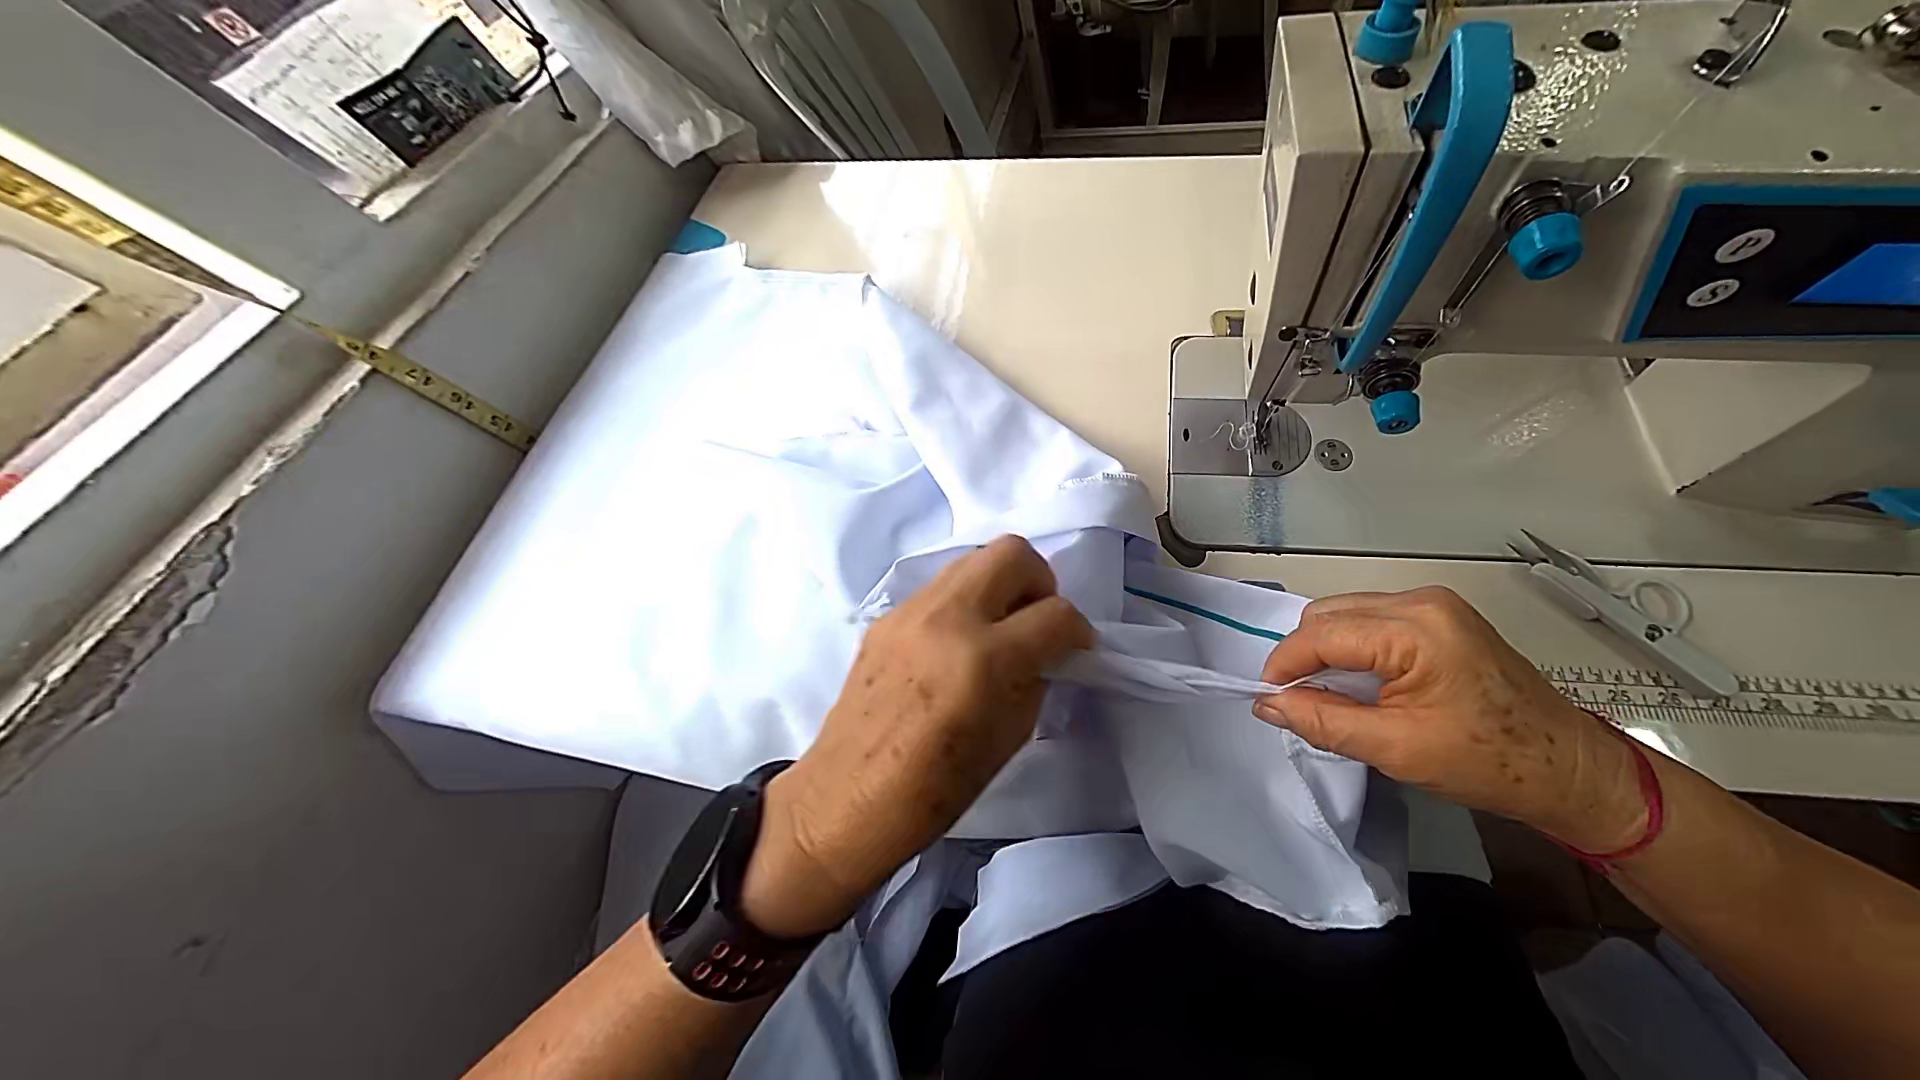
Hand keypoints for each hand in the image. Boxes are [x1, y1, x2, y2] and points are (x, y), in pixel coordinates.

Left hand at [739, 535, 1092, 937]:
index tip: (1076, 649)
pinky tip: (958, 643)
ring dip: (1000, 585)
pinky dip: (964, 602)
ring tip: (1000, 629)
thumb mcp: (1009, 739)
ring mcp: (909, 612)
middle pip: (1012, 553)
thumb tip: (1045, 652)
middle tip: (1038, 622)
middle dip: (1040, 582)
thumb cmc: (934, 790)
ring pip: (972, 560)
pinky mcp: (884, 617)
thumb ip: (1034, 680)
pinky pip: (939, 587)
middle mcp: (946, 617)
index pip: (1056, 613)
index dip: (1078, 631)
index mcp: (984, 658)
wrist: (845, 800)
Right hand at [1252, 587, 1646, 852]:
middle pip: (1327, 615)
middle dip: (1303, 656)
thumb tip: (1267, 704)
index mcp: (1415, 629)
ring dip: (1326, 651)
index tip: (1269, 698)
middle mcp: (1421, 602)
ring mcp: (1433, 604)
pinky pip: (1370, 620)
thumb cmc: (1489, 762)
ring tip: (1332, 694)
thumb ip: (1321, 720)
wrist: (1570, 769)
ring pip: (1344, 614)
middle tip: (1302, 701)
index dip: (1284, 665)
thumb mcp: (1393, 747)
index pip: (1320, 634)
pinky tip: (1361, 681)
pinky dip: (1352, 648)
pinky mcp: (1439, 615)